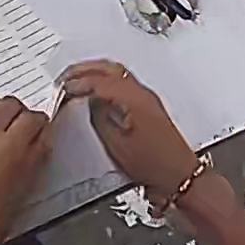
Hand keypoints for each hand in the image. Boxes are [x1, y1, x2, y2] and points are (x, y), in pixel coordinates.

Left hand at [0, 97, 50, 244]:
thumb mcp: (26, 186)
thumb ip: (36, 154)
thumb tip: (42, 137)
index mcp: (10, 148)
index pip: (32, 117)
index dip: (41, 123)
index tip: (43, 130)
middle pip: (10, 104)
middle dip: (22, 113)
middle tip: (26, 128)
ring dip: (3, 113)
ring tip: (7, 132)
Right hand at [59, 60, 197, 202]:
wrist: (179, 176)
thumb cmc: (153, 164)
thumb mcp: (116, 143)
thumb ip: (100, 117)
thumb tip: (90, 102)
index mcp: (133, 98)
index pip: (100, 81)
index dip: (79, 82)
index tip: (65, 88)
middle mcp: (142, 92)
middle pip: (109, 68)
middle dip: (85, 70)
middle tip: (67, 76)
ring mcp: (146, 97)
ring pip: (118, 71)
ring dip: (96, 71)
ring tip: (78, 78)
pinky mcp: (147, 104)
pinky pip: (124, 80)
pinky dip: (106, 79)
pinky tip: (97, 88)